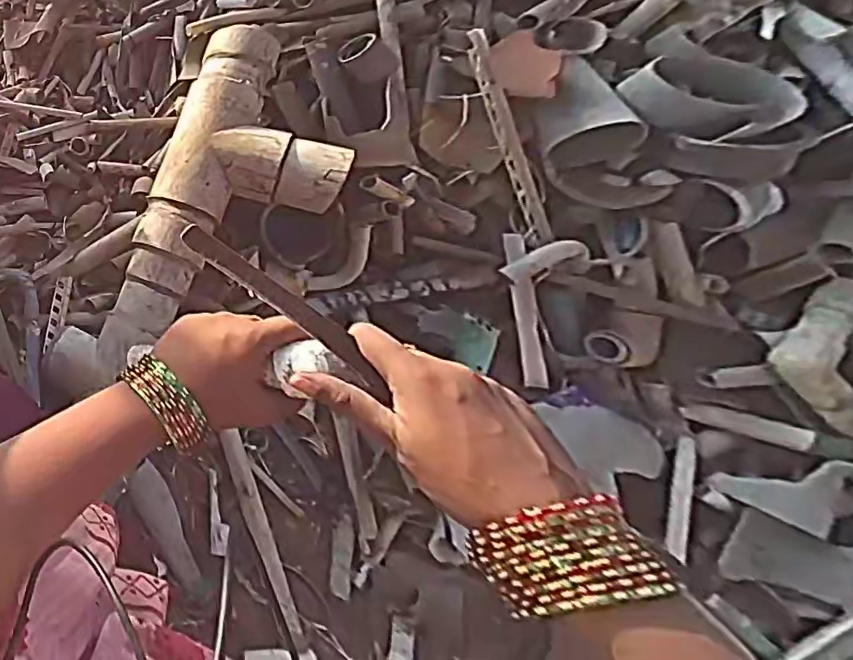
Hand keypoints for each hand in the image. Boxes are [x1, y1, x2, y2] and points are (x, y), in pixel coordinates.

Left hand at [151, 313, 309, 430]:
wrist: (161, 399)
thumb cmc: (205, 403)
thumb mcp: (261, 410)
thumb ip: (290, 401)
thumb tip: (300, 393)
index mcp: (250, 337)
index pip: (290, 324)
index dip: (304, 335)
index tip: (308, 345)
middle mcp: (226, 321)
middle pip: (261, 326)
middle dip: (269, 345)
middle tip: (269, 369)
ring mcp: (204, 319)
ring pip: (235, 326)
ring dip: (241, 342)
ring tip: (235, 369)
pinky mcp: (186, 322)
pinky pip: (212, 327)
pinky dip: (218, 340)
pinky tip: (214, 363)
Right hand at [289, 323, 589, 526]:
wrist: (544, 518)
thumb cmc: (470, 485)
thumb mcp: (393, 442)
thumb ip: (348, 401)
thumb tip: (307, 380)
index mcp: (417, 373)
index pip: (366, 333)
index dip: (350, 347)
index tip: (347, 365)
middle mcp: (453, 369)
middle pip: (402, 354)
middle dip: (389, 377)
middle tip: (390, 416)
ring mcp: (486, 382)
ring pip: (437, 373)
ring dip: (426, 392)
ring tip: (432, 435)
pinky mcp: (511, 399)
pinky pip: (471, 389)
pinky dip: (459, 405)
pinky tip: (463, 440)